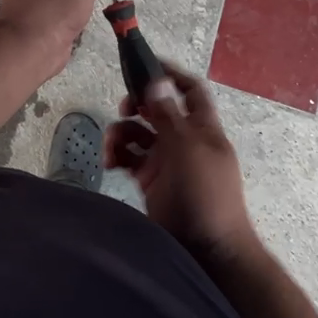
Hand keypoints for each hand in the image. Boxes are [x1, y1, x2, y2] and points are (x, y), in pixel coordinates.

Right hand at [104, 67, 259, 261]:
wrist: (208, 252)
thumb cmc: (205, 195)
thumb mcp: (188, 150)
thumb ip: (169, 116)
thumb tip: (156, 81)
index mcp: (201, 129)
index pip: (189, 91)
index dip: (171, 75)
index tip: (144, 64)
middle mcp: (183, 141)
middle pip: (156, 109)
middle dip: (136, 105)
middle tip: (123, 109)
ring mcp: (166, 162)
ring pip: (138, 133)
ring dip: (121, 133)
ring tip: (111, 149)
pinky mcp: (150, 182)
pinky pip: (129, 158)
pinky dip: (118, 155)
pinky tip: (110, 163)